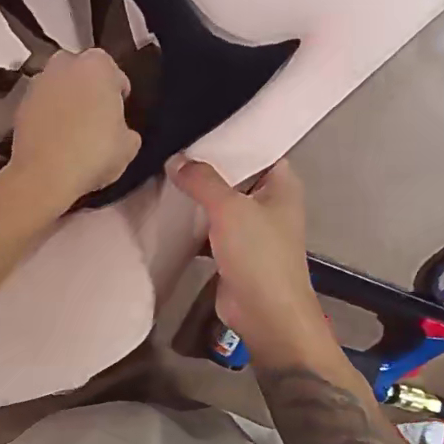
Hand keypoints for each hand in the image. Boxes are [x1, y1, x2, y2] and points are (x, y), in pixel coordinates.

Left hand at [0, 49, 139, 212]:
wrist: (44, 176)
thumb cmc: (94, 154)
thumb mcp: (128, 146)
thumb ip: (126, 129)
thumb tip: (120, 132)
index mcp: (97, 65)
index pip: (114, 74)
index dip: (117, 95)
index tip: (117, 113)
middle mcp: (63, 65)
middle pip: (81, 74)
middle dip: (87, 90)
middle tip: (94, 118)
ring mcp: (37, 84)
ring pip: (57, 89)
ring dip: (64, 102)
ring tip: (70, 131)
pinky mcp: (18, 107)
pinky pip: (39, 108)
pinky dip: (45, 118)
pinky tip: (51, 140)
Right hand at [166, 156, 330, 365]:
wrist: (264, 312)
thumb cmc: (258, 255)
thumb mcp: (229, 209)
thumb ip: (202, 181)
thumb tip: (175, 159)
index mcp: (281, 184)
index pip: (257, 150)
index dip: (229, 140)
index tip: (195, 130)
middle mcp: (269, 203)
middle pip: (233, 177)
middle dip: (204, 169)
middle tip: (170, 152)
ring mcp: (251, 229)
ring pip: (219, 205)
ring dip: (195, 198)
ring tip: (162, 178)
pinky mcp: (233, 252)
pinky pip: (209, 229)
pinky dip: (192, 225)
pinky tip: (167, 215)